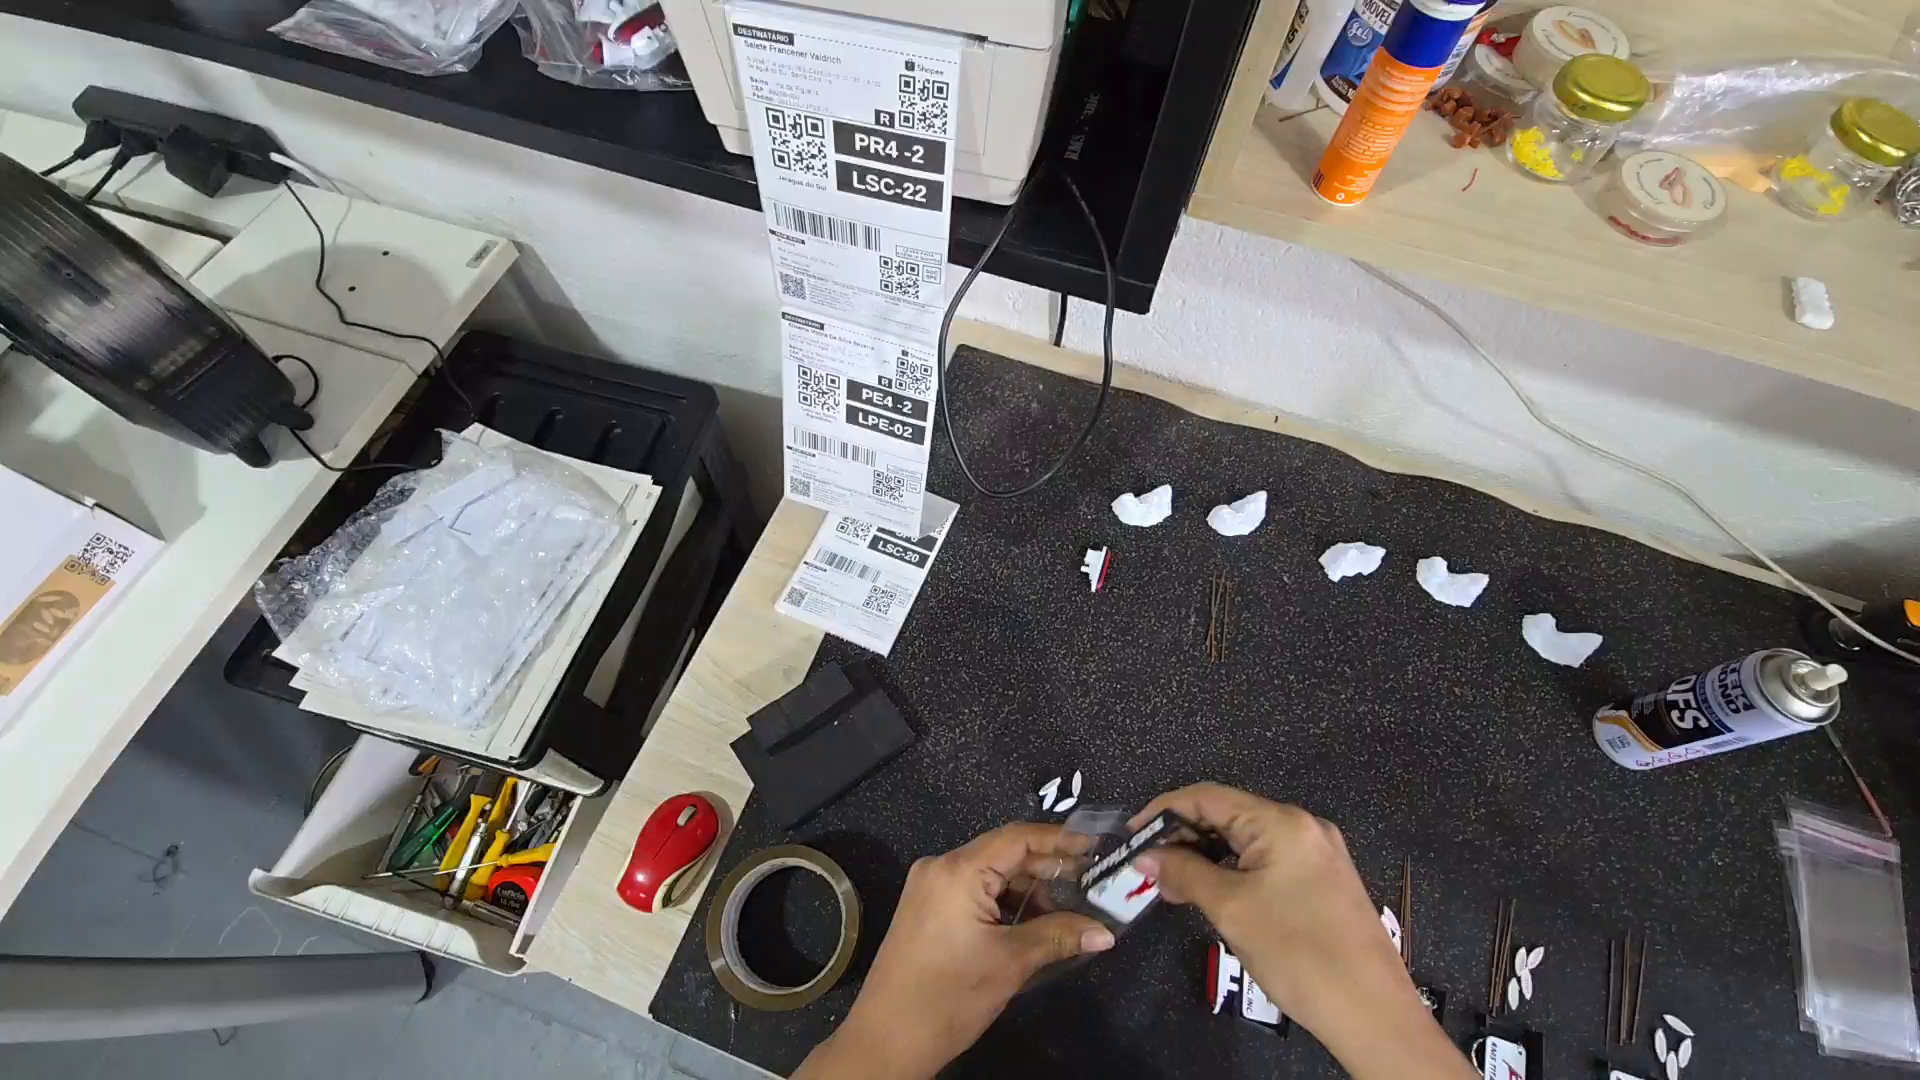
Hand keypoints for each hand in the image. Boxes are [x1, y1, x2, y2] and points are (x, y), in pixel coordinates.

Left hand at [793, 823, 1114, 1079]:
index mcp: (959, 869)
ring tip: (1067, 908)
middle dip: (1047, 868)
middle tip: (1090, 880)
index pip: (1017, 837)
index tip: (1095, 846)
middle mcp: (941, 866)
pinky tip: (1031, 921)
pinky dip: (1004, 901)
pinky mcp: (927, 906)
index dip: (1060, 840)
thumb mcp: (1010, 964)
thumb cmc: (949, 997)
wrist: (886, 1040)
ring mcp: (930, 885)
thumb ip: (1058, 937)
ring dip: (1027, 888)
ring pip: (990, 873)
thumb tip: (1106, 932)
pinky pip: (974, 889)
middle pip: (1004, 853)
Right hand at [1131, 785, 1474, 1079]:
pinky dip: (1232, 871)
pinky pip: (1265, 860)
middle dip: (1183, 837)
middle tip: (1148, 868)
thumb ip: (1183, 873)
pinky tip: (1211, 894)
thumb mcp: (1231, 909)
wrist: (1376, 1018)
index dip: (1163, 812)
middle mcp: (1302, 826)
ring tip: (1173, 886)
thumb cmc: (1298, 953)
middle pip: (1227, 815)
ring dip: (1205, 857)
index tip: (1131, 837)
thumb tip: (1145, 856)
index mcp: (1281, 821)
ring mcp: (1316, 853)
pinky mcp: (1322, 880)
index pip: (1207, 796)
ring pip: (1245, 840)